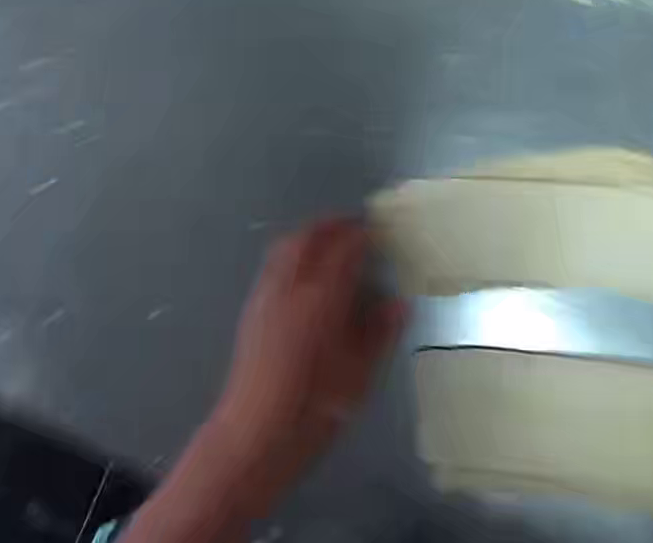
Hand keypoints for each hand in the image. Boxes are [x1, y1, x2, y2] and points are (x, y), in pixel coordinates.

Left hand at [124, 220, 404, 542]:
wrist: (255, 429)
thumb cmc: (313, 407)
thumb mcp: (358, 375)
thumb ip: (378, 333)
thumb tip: (399, 302)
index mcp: (320, 297)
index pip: (342, 250)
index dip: (359, 235)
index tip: (375, 229)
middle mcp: (290, 284)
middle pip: (309, 237)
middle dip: (331, 225)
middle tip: (352, 224)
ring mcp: (266, 291)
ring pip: (287, 245)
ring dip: (309, 233)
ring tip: (329, 237)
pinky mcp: (253, 304)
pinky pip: (274, 260)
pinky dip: (292, 249)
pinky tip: (303, 266)